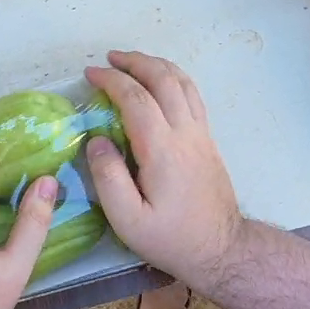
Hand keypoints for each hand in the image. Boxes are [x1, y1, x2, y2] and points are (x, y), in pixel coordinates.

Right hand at [84, 51, 247, 290]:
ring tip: (132, 63)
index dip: (111, 81)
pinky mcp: (208, 141)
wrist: (220, 249)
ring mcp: (201, 134)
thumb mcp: (127, 219)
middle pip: (163, 79)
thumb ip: (108, 177)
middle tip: (109, 59)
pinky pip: (192, 96)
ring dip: (157, 65)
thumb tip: (96, 140)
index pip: (135, 98)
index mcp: (162, 149)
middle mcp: (185, 133)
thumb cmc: (170, 238)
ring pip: (183, 83)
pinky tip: (161, 83)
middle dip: (135, 62)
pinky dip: (174, 79)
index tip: (89, 74)